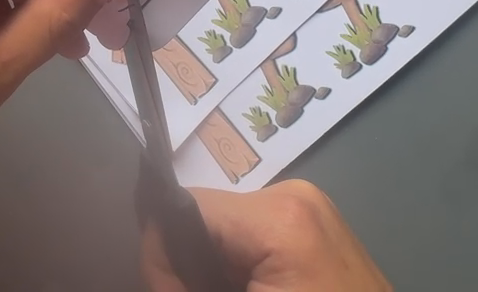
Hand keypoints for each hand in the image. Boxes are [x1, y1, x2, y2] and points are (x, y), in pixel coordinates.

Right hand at [142, 181, 390, 291]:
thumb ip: (183, 280)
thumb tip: (155, 270)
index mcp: (280, 216)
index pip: (185, 209)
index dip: (163, 256)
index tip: (163, 290)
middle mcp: (295, 195)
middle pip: (208, 217)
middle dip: (192, 263)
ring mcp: (313, 209)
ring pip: (230, 226)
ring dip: (218, 265)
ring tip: (233, 291)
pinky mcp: (322, 228)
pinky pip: (259, 236)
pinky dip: (246, 266)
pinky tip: (258, 290)